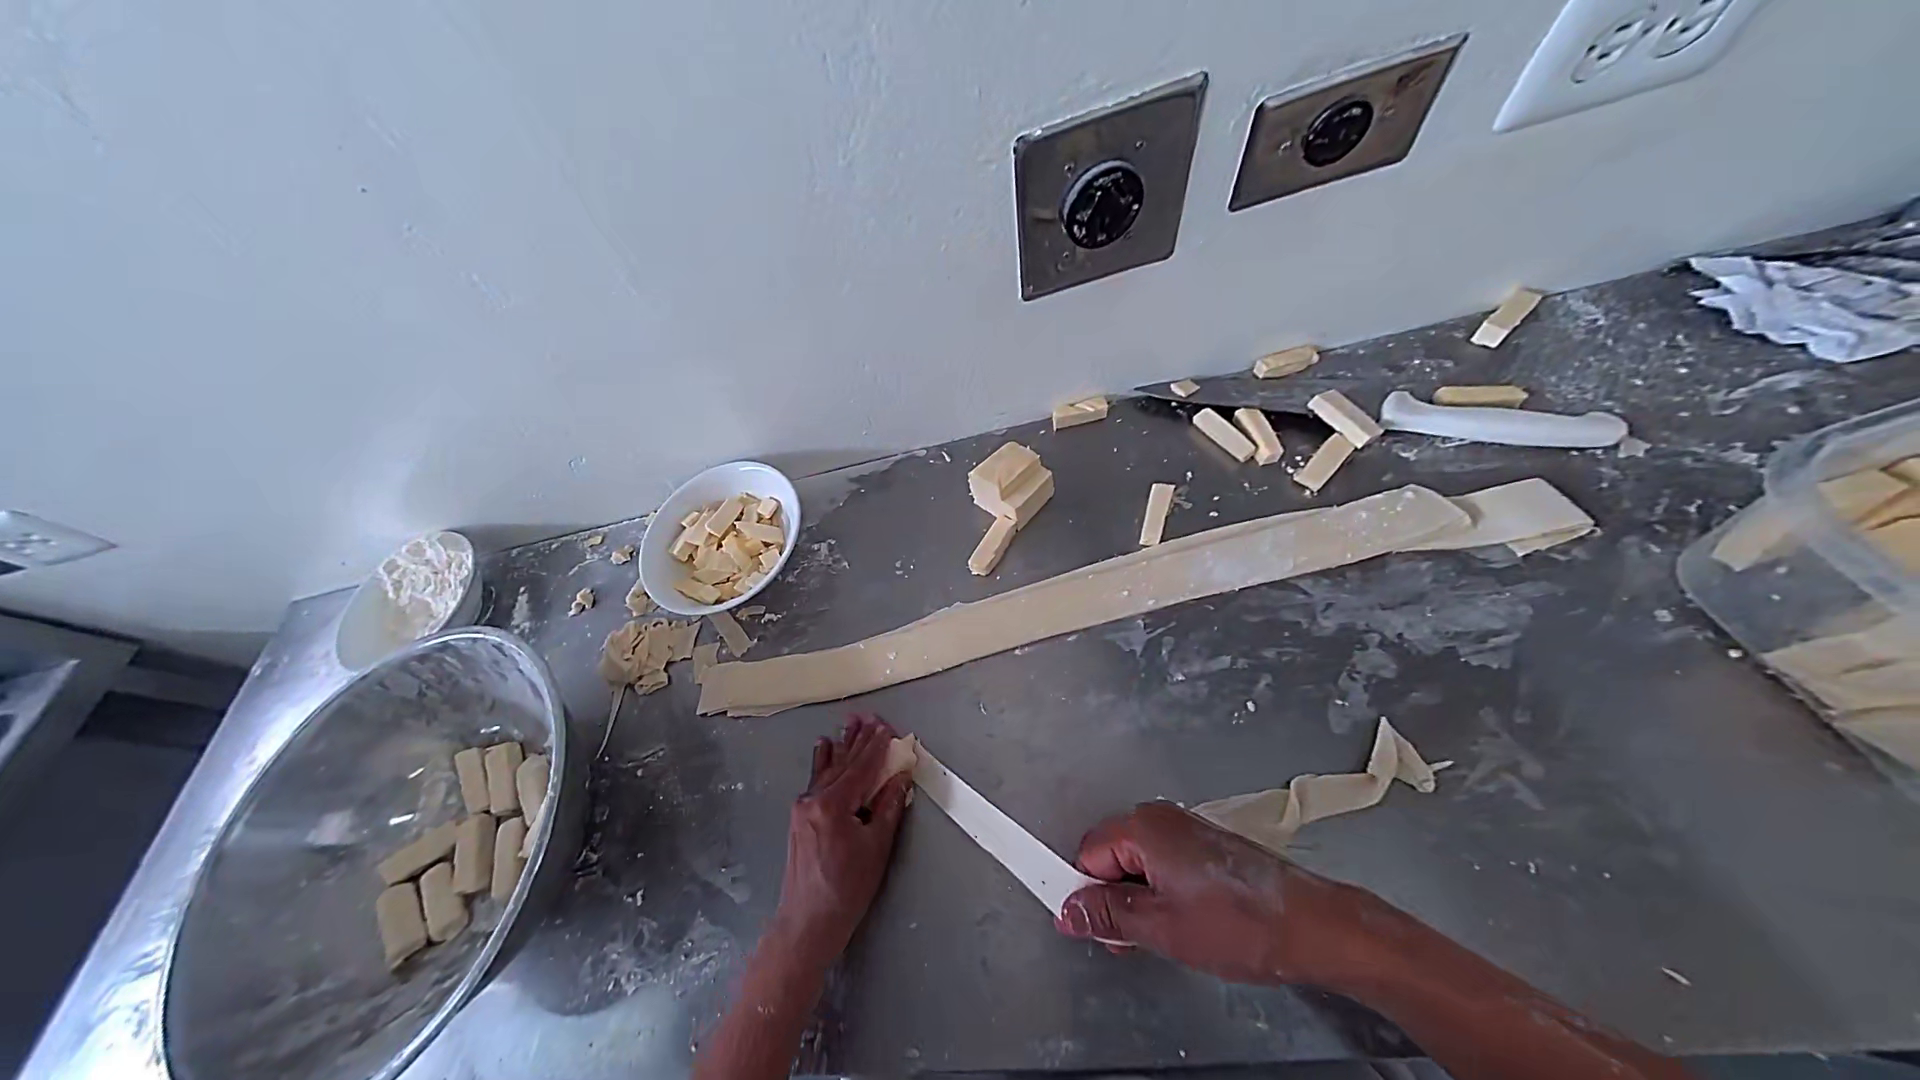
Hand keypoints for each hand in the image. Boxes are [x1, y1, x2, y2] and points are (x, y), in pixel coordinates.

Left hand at [769, 713, 912, 965]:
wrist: (807, 923)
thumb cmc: (847, 889)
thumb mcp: (877, 847)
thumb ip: (888, 807)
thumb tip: (900, 777)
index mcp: (833, 804)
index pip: (862, 767)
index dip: (877, 747)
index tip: (888, 727)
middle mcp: (813, 798)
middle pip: (844, 763)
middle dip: (859, 740)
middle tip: (871, 717)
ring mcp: (803, 806)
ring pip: (828, 769)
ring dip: (843, 746)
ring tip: (851, 723)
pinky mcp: (800, 816)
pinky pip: (816, 780)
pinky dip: (824, 762)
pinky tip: (824, 746)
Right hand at [1054, 801, 1376, 987]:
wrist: (1314, 926)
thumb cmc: (1240, 925)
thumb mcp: (1161, 929)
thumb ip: (1107, 915)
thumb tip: (1069, 911)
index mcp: (1143, 827)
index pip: (1086, 853)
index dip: (1086, 892)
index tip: (1096, 926)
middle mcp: (1160, 817)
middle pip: (1109, 853)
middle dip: (1113, 896)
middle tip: (1135, 938)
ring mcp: (1185, 827)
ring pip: (1137, 861)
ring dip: (1139, 897)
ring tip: (1168, 933)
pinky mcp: (1203, 842)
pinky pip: (1163, 861)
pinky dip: (1162, 890)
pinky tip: (1188, 920)